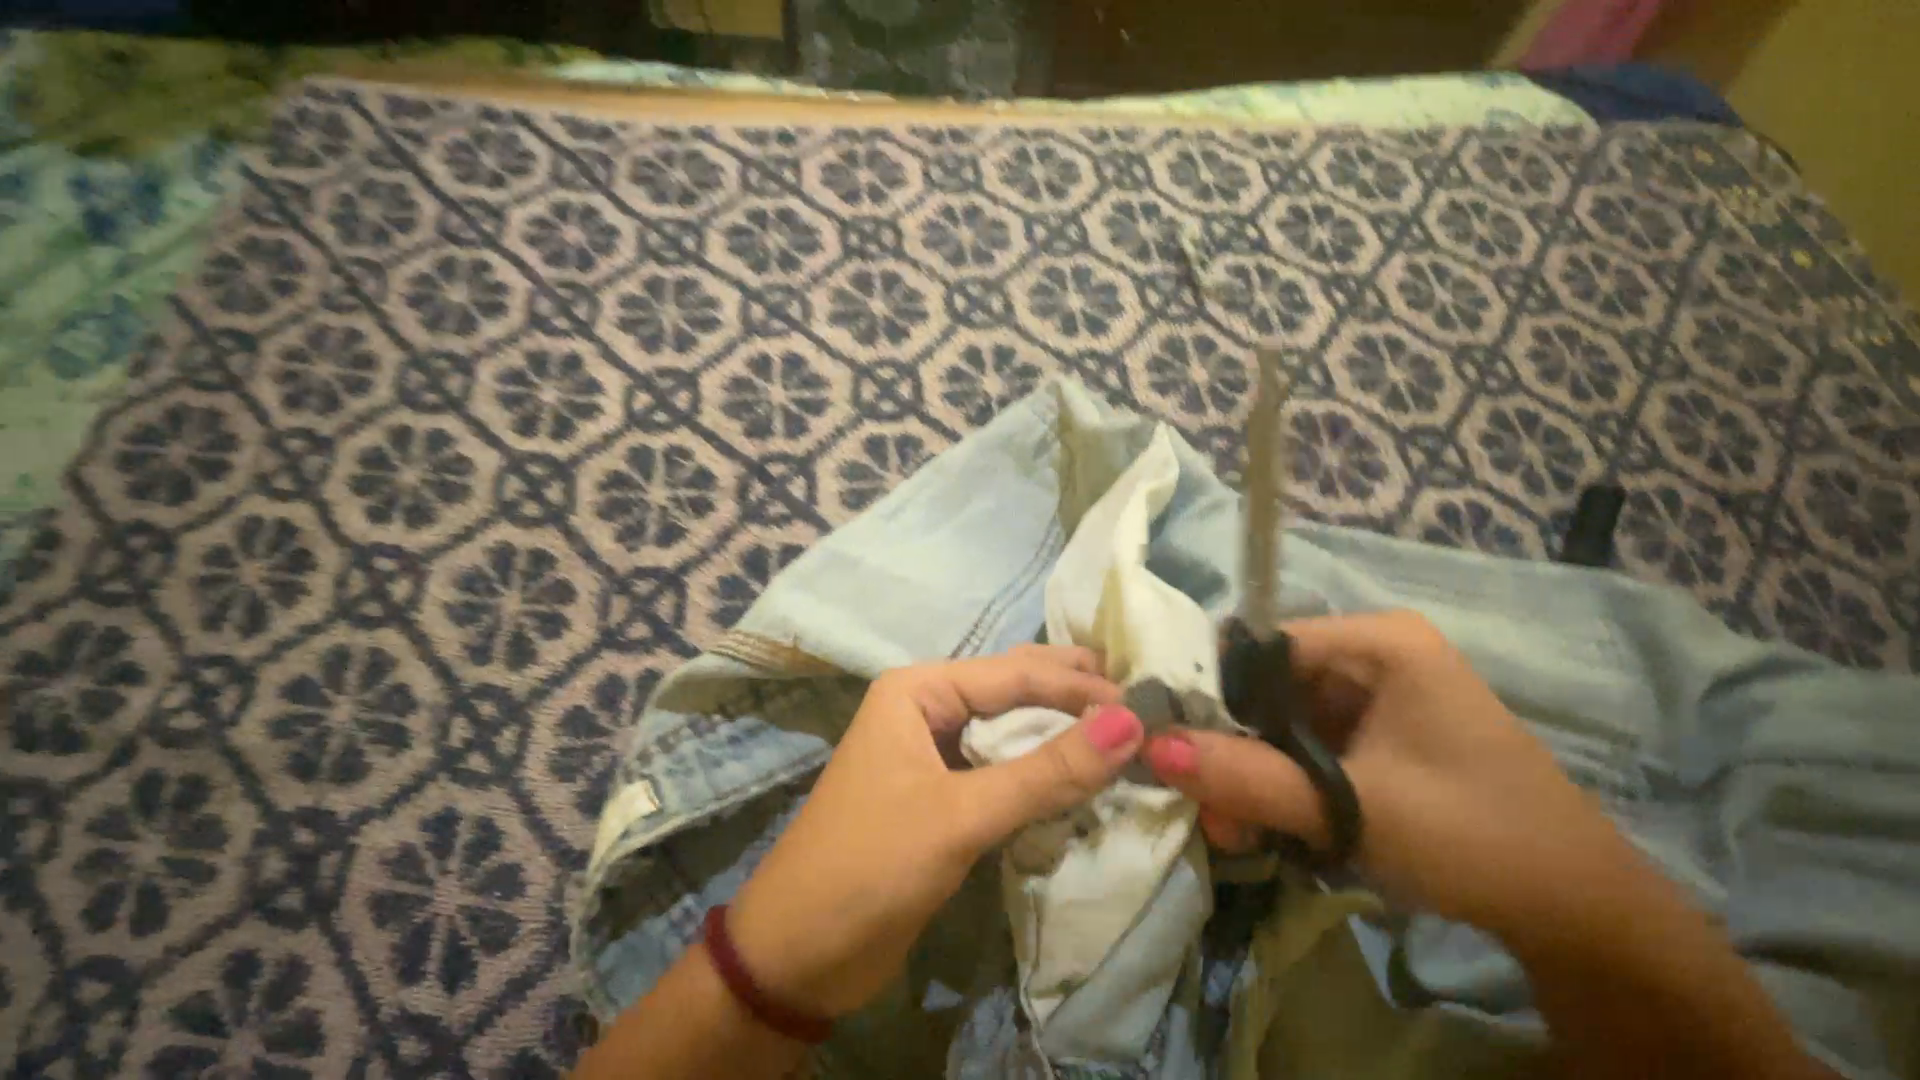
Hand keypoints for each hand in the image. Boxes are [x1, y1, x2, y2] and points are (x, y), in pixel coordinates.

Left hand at [727, 645, 1143, 1017]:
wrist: (798, 955)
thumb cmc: (870, 866)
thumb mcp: (961, 815)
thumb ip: (1046, 771)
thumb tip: (1132, 720)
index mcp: (918, 690)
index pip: (1017, 673)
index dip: (1083, 686)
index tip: (1151, 701)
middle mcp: (926, 709)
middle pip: (1015, 690)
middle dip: (1075, 695)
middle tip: (1149, 700)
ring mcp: (933, 754)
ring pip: (1012, 731)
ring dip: (1064, 734)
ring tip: (1130, 730)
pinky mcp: (942, 798)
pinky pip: (1003, 770)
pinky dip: (1044, 772)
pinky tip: (1085, 774)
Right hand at [1145, 611, 1637, 938]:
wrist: (1577, 914)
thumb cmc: (1471, 837)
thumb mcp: (1348, 807)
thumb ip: (1246, 777)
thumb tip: (1149, 745)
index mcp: (1379, 642)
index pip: (1261, 647)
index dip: (1211, 694)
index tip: (1172, 748)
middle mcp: (1375, 656)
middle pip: (1269, 689)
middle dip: (1232, 751)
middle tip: (1208, 812)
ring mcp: (1381, 699)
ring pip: (1284, 725)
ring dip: (1253, 776)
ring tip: (1236, 834)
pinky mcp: (1384, 740)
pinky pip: (1311, 750)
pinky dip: (1285, 787)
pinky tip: (1271, 831)